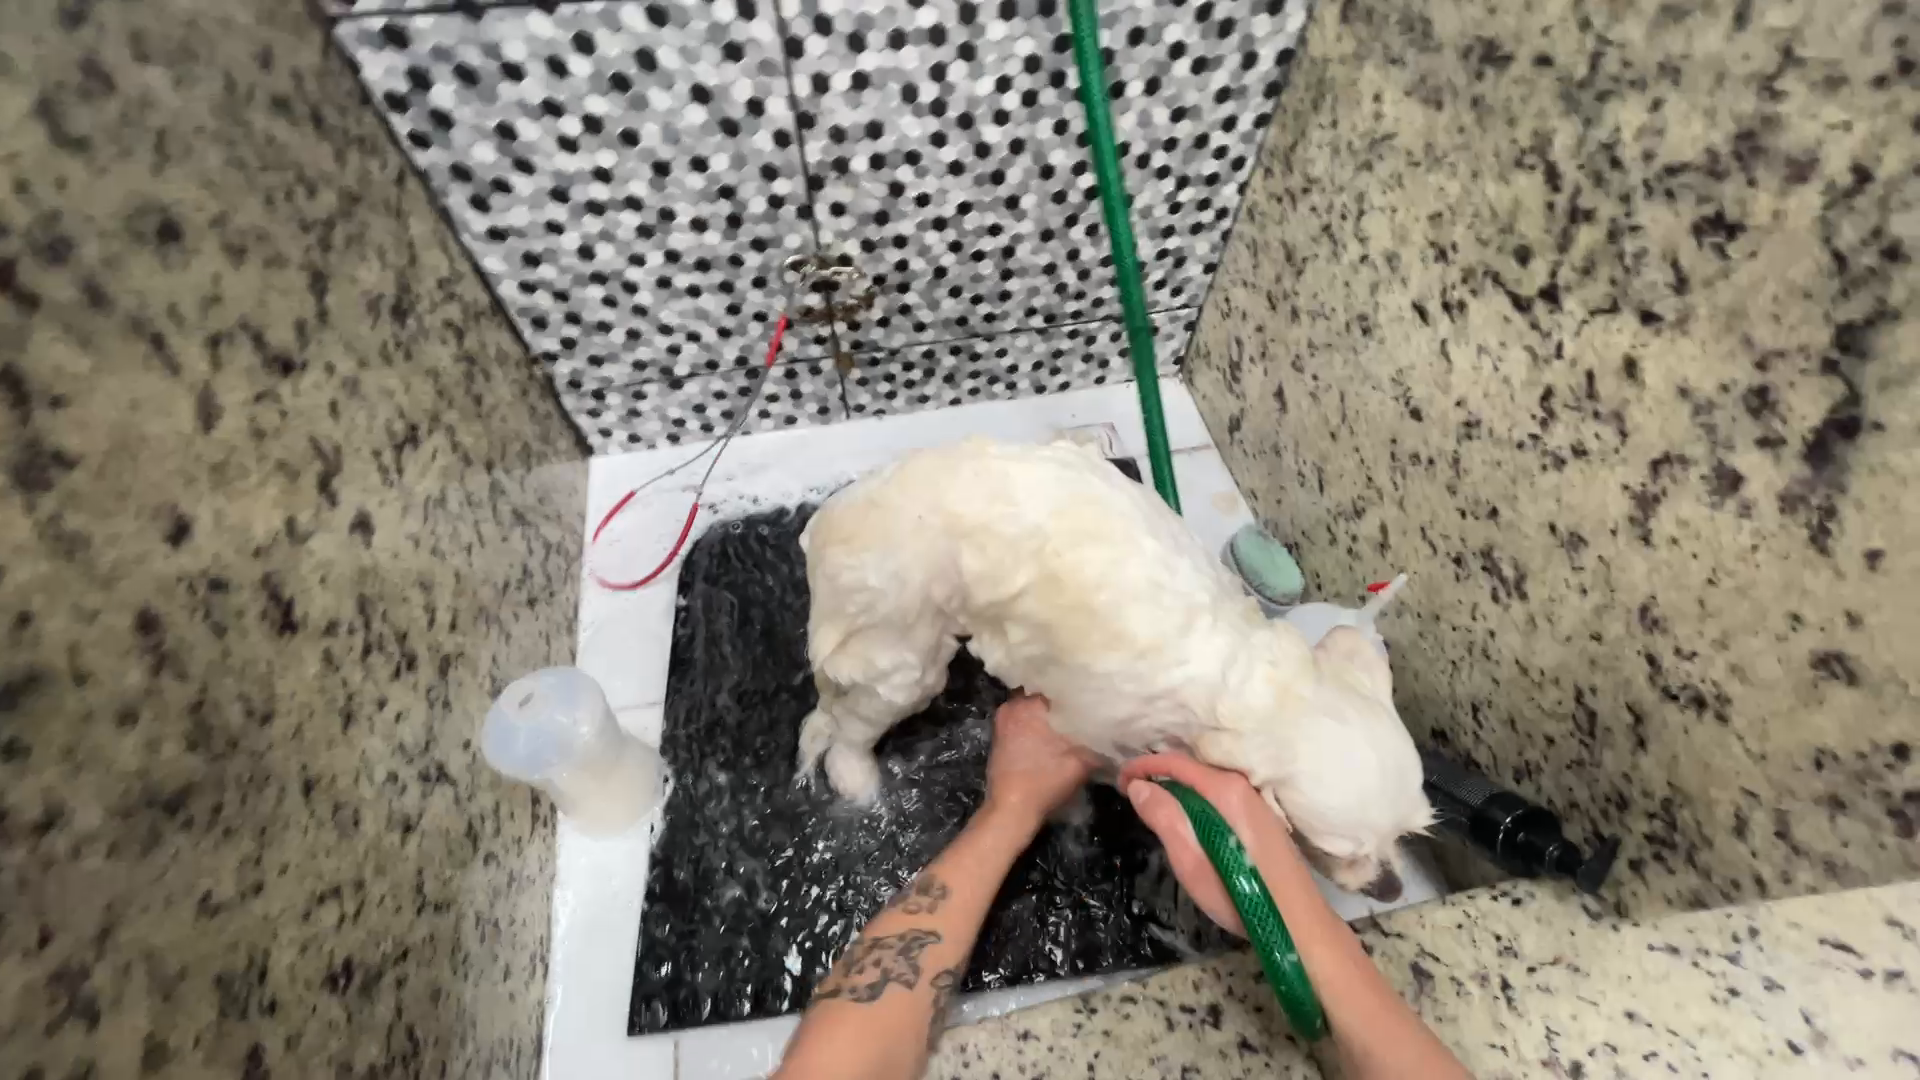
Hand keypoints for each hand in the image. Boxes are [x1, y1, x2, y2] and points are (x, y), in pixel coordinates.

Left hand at [979, 694, 1101, 833]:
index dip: (1073, 693)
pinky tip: (1051, 734)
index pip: (1055, 687)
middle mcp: (1011, 708)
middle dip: (1058, 702)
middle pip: (1040, 695)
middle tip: (1081, 707)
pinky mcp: (999, 738)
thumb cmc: (1044, 782)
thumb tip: (1113, 735)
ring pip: (1029, 709)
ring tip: (1069, 719)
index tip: (1089, 696)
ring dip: (1046, 714)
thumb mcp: (1080, 763)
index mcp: (1028, 706)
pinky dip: (1034, 725)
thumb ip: (1097, 745)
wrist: (1011, 809)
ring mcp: (1001, 723)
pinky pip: (1020, 721)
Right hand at [1119, 752, 1302, 936]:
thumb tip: (1139, 786)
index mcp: (1225, 790)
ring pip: (1204, 785)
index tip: (1119, 780)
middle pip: (1191, 770)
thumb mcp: (1192, 861)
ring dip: (1176, 791)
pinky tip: (1186, 823)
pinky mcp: (1261, 819)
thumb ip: (1164, 818)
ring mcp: (1255, 802)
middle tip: (1131, 796)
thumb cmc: (1241, 896)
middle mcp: (1242, 786)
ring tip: (1152, 809)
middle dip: (1157, 777)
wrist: (1300, 927)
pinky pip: (1218, 798)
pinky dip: (1194, 801)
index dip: (1143, 766)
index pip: (1175, 762)